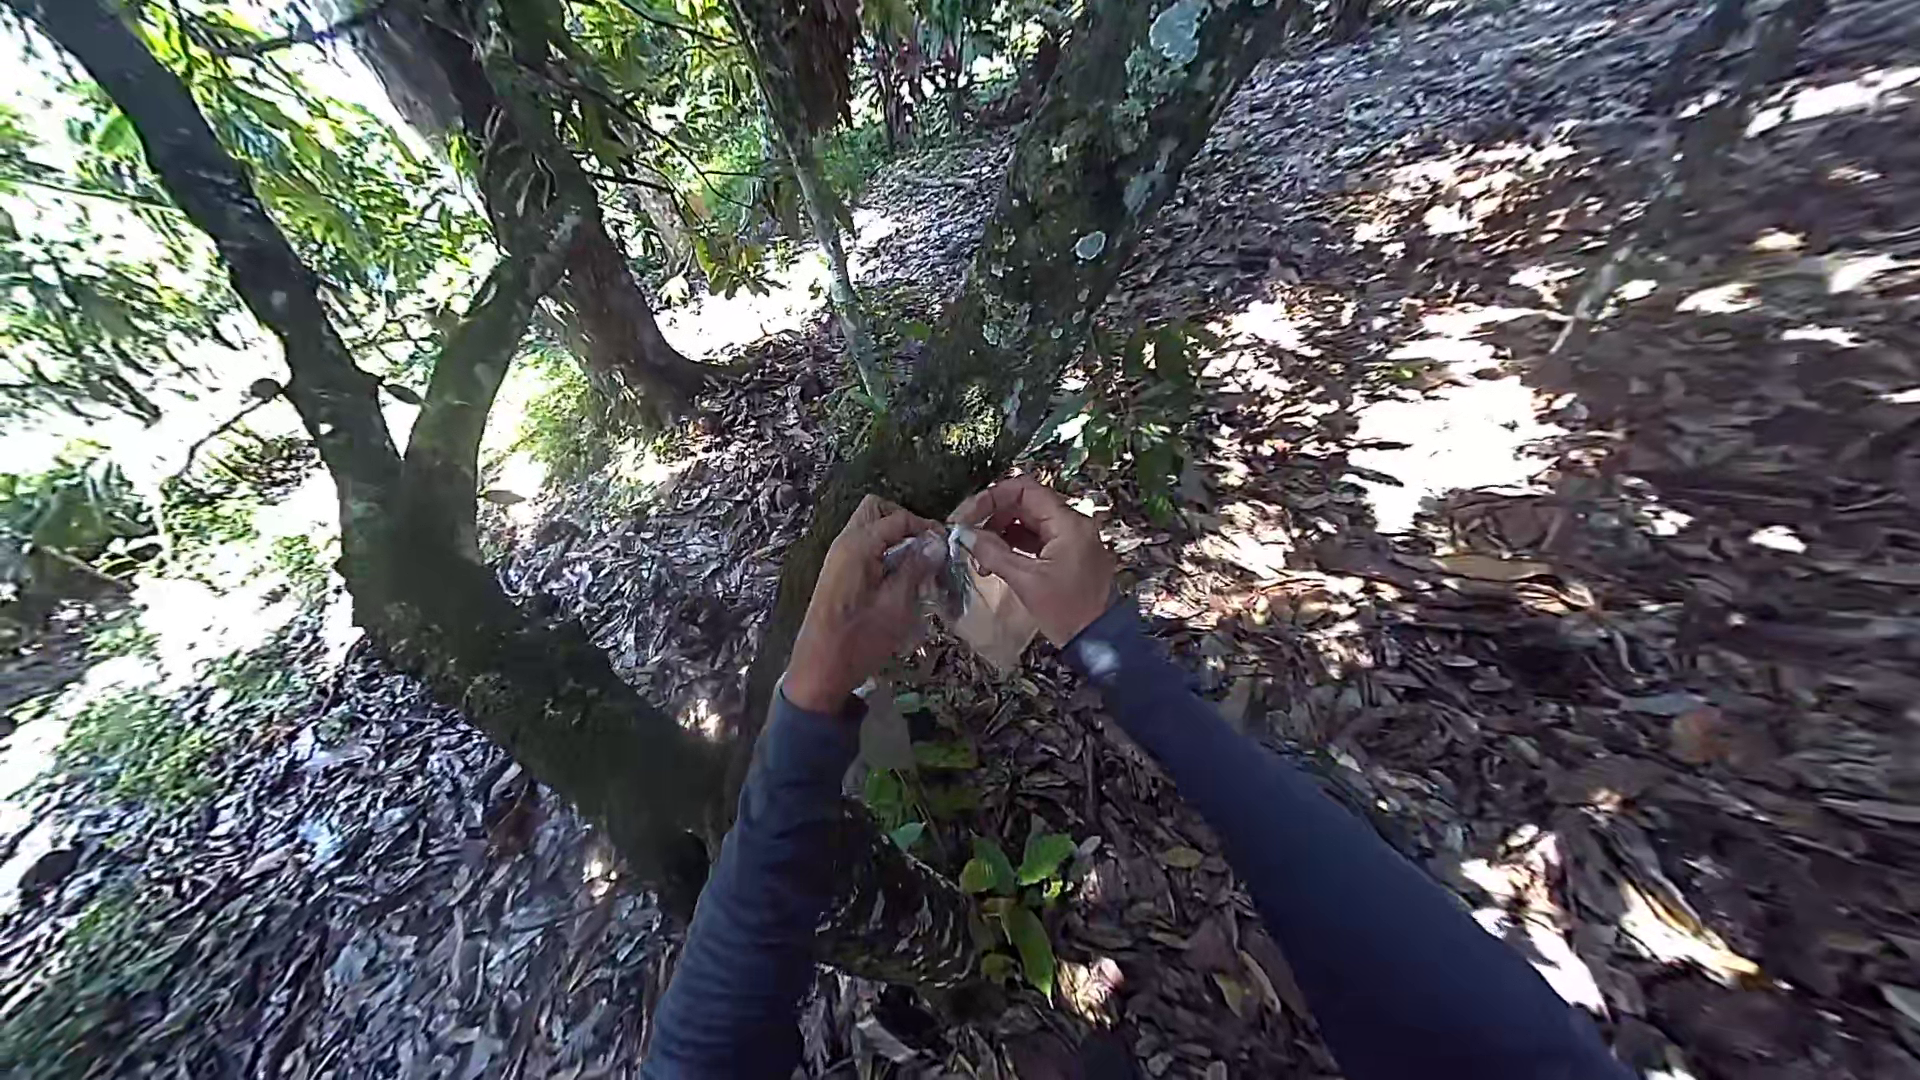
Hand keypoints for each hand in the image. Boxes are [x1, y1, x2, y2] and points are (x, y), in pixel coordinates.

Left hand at [784, 495, 939, 713]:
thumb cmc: (859, 640)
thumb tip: (937, 543)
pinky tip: (901, 581)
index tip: (945, 547)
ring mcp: (839, 558)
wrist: (820, 670)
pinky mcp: (839, 574)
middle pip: (877, 511)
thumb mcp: (896, 604)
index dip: (925, 528)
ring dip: (896, 540)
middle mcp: (845, 543)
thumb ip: (916, 568)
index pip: (898, 518)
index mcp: (858, 545)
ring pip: (871, 529)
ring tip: (918, 568)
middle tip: (927, 550)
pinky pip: (865, 549)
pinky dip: (885, 554)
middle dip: (906, 524)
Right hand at [949, 476, 1114, 645]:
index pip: (1024, 489)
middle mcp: (1071, 523)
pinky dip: (1012, 547)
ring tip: (981, 560)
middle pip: (1023, 504)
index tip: (966, 517)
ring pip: (1026, 522)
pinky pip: (1034, 539)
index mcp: (1067, 523)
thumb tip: (965, 535)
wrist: (1099, 641)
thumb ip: (993, 553)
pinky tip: (995, 565)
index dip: (990, 497)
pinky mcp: (1066, 553)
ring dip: (999, 534)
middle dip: (991, 518)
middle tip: (968, 539)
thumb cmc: (1067, 611)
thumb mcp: (1026, 581)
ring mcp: (1070, 538)